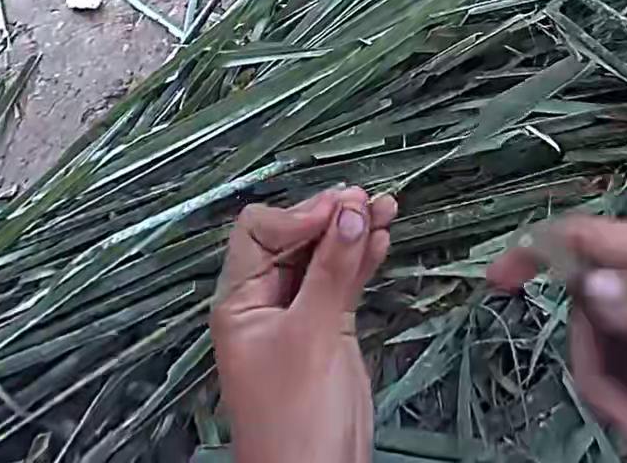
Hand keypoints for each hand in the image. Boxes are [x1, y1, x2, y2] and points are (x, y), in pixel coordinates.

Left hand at [211, 187, 397, 462]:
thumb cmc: (295, 424)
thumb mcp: (310, 337)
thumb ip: (331, 270)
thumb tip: (349, 213)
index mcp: (241, 300)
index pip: (259, 231)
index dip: (296, 216)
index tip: (335, 212)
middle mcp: (267, 298)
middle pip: (296, 237)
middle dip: (331, 216)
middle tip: (366, 201)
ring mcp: (300, 309)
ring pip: (326, 254)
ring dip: (354, 230)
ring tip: (385, 208)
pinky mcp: (328, 322)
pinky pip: (344, 276)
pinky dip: (363, 256)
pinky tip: (381, 237)